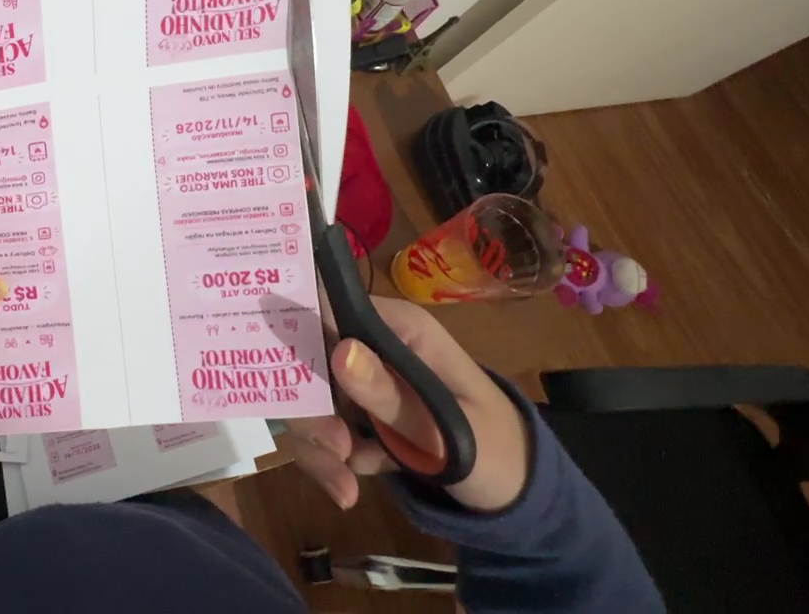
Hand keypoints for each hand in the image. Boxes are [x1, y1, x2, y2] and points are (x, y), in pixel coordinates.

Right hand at [286, 295, 529, 511]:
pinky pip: (321, 426)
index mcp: (397, 326)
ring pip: (308, 398)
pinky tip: (353, 483)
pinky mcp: (357, 411)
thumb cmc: (497, 452)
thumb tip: (338, 351)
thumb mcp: (446, 430)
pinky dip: (329, 458)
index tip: (289, 383)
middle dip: (311, 411)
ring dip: (318, 444)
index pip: (326, 309)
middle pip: (308, 359)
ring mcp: (362, 378)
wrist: (519, 499)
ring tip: (345, 486)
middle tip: (335, 451)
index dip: (296, 338)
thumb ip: (390, 395)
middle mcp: (372, 342)